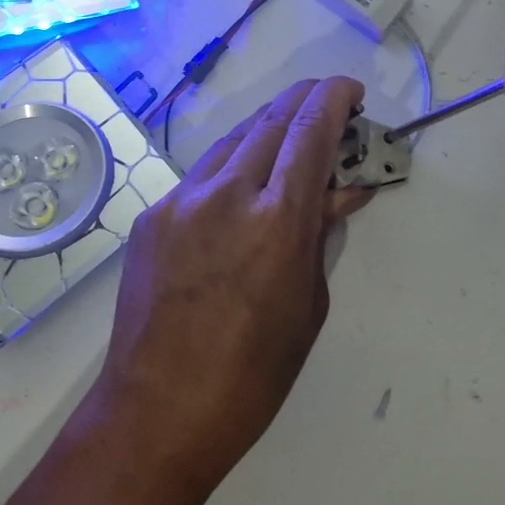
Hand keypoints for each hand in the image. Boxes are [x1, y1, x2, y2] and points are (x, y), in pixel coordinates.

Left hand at [93, 78, 372, 485]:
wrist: (157, 413)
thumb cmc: (253, 374)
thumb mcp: (307, 303)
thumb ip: (321, 234)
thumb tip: (341, 192)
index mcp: (278, 219)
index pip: (312, 130)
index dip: (335, 99)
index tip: (351, 92)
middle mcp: (228, 194)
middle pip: (273, 119)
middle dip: (306, 101)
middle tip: (329, 106)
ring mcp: (182, 201)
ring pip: (234, 139)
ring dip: (268, 128)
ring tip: (291, 139)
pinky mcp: (153, 218)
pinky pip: (202, 175)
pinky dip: (233, 166)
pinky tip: (243, 186)